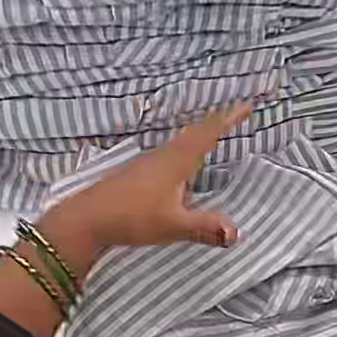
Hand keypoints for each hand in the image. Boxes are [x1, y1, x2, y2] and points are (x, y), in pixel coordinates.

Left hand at [41, 104, 252, 253]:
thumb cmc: (131, 217)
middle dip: (218, 122)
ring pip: (182, 142)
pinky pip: (171, 154)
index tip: (248, 104)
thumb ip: (205, 227)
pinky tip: (184, 165)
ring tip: (216, 132)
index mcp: (177, 162)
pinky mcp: (139, 173)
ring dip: (201, 134)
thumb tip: (236, 233)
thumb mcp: (172, 225)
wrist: (87, 218)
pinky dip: (186, 150)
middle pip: (196, 132)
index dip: (229, 118)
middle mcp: (164, 156)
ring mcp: (149, 163)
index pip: (208, 133)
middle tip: (238, 113)